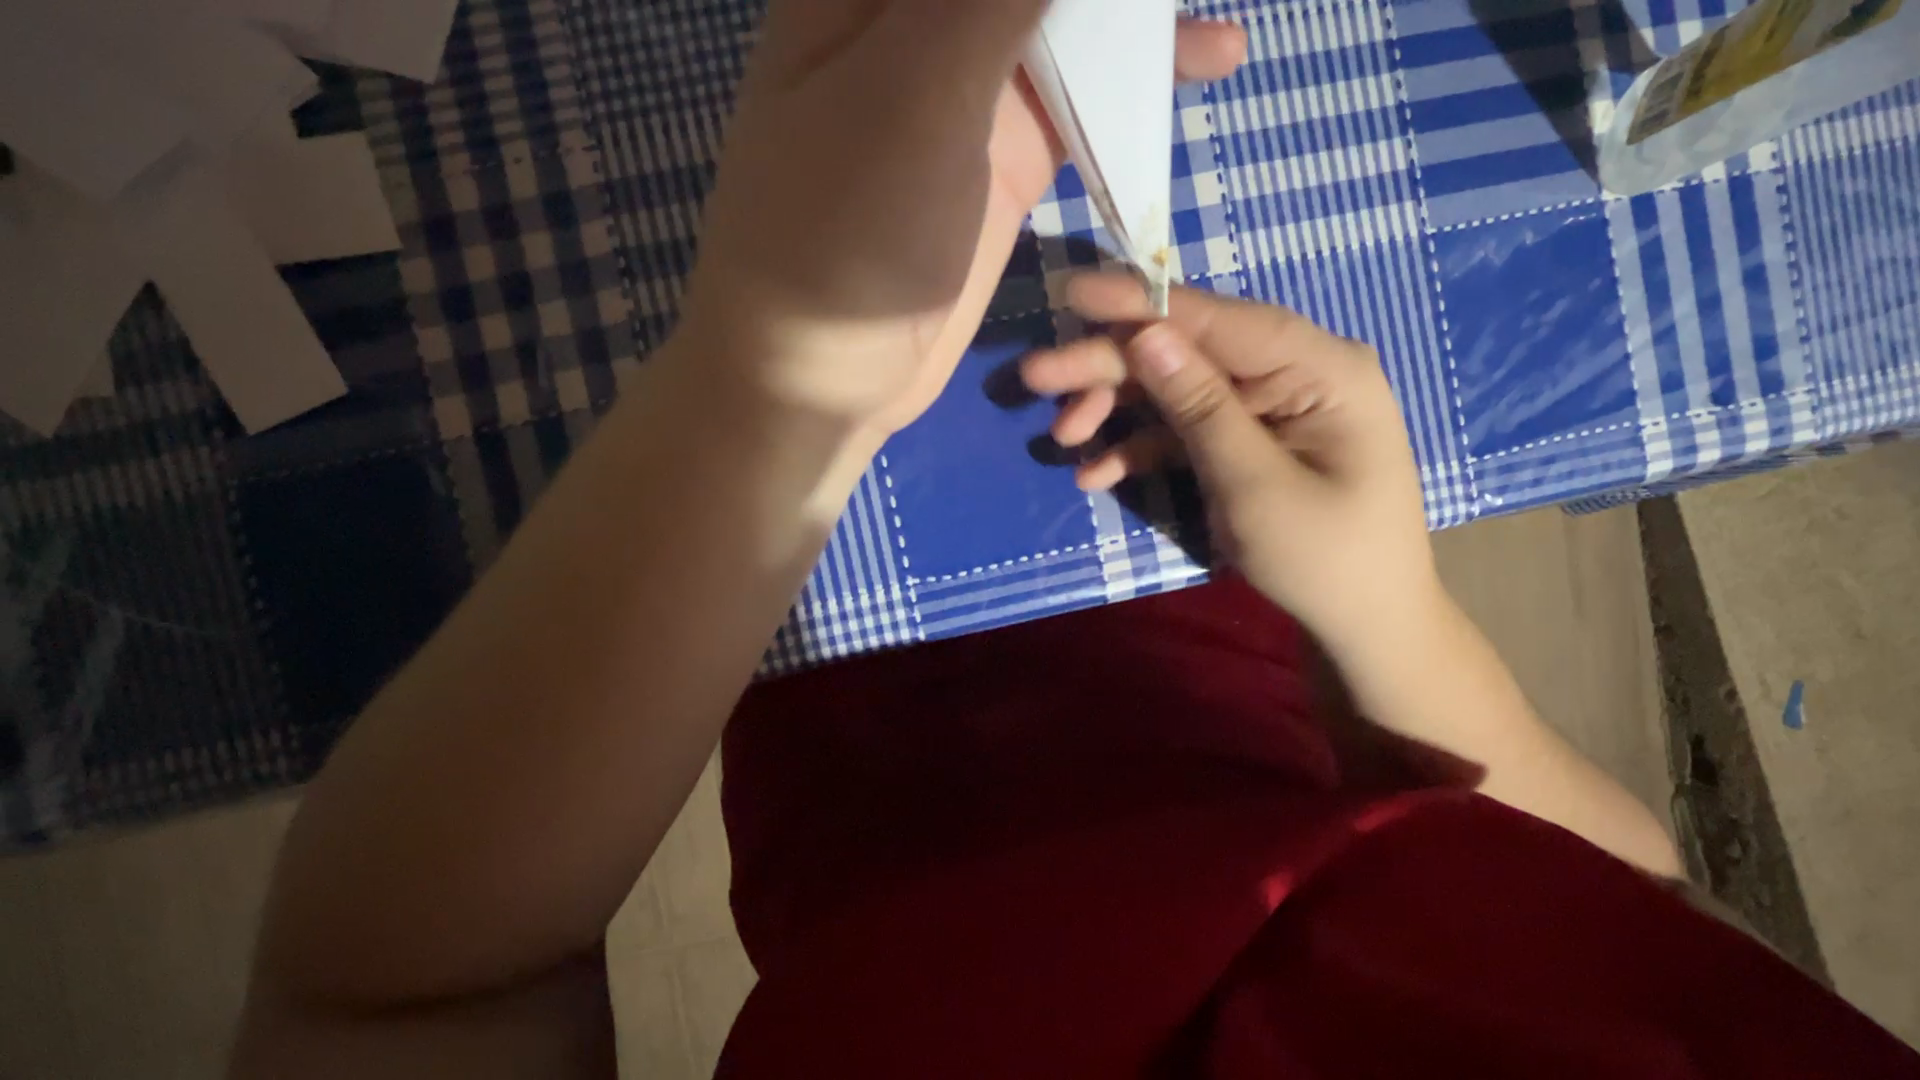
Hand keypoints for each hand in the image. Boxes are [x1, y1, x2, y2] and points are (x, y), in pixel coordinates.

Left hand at [676, 0, 1247, 442]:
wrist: (824, 374)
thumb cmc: (843, 233)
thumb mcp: (913, 89)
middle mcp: (910, 23)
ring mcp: (960, 94)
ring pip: (1059, 26)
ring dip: (1131, 21)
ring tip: (1214, 31)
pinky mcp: (998, 162)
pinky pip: (1075, 105)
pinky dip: (1130, 88)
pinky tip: (1197, 66)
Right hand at [1020, 272, 1441, 649]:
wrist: (1364, 626)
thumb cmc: (1325, 559)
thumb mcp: (1255, 485)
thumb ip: (1201, 408)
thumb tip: (1148, 336)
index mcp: (1320, 367)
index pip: (1218, 319)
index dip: (1142, 304)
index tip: (1074, 292)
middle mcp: (1293, 374)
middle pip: (1188, 352)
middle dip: (1112, 367)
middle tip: (1037, 376)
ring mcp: (1268, 409)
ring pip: (1177, 390)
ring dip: (1117, 412)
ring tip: (1062, 440)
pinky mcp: (1246, 442)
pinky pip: (1185, 431)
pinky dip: (1141, 450)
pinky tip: (1095, 476)